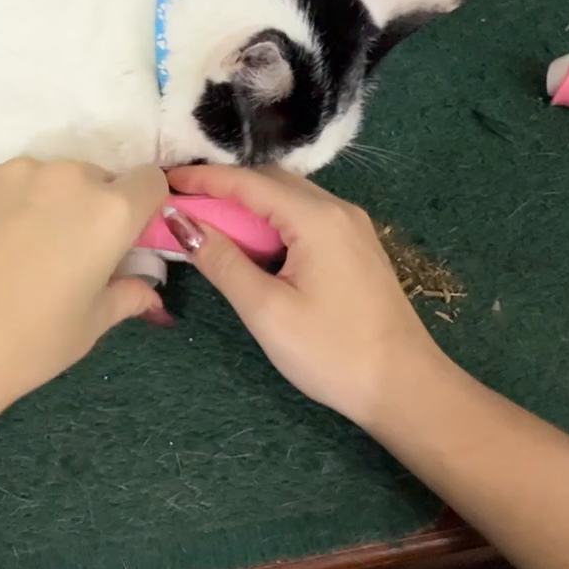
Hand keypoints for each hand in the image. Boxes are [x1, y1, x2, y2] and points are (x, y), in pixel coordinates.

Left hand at [0, 158, 169, 432]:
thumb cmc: (29, 344)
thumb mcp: (91, 326)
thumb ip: (128, 294)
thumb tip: (146, 287)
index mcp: (110, 212)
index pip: (150, 181)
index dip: (143, 207)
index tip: (125, 237)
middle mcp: (68, 177)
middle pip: (98, 177)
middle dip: (93, 207)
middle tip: (69, 252)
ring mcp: (15, 172)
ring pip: (49, 177)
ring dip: (48, 201)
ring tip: (21, 248)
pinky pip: (6, 182)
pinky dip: (7, 203)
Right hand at [165, 165, 448, 426]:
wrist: (406, 389)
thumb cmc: (332, 352)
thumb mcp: (266, 310)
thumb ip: (221, 260)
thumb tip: (179, 221)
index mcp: (315, 218)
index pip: (246, 183)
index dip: (201, 179)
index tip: (161, 181)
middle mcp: (336, 209)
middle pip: (269, 182)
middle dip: (222, 188)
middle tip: (179, 204)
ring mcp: (351, 226)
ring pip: (287, 198)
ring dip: (245, 204)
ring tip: (205, 221)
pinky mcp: (355, 246)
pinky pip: (303, 216)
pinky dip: (269, 220)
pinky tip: (250, 242)